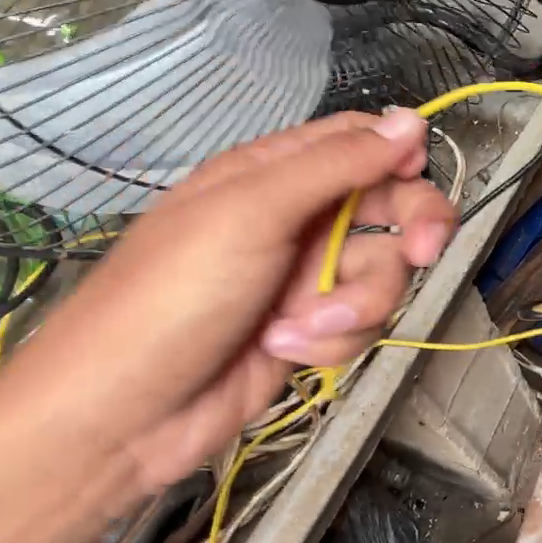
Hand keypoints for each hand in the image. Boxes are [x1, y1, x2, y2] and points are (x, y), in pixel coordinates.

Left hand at [0, 110, 458, 542]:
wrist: (116, 424)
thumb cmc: (171, 298)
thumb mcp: (254, 213)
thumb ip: (339, 164)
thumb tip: (415, 118)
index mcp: (273, 174)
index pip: (358, 141)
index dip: (397, 152)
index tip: (417, 173)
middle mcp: (298, 218)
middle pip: (392, 203)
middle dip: (414, 228)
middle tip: (425, 252)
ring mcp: (307, 275)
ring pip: (384, 268)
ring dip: (357, 300)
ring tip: (307, 327)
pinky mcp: (314, 327)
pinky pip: (363, 318)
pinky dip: (335, 337)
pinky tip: (288, 350)